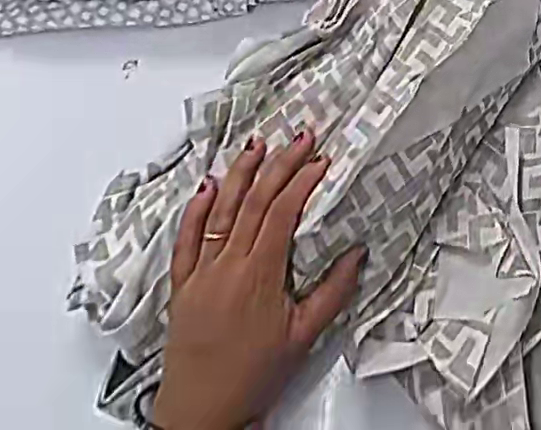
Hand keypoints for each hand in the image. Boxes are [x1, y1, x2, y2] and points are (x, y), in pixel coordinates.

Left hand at [150, 131, 366, 429]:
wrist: (201, 418)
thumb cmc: (254, 377)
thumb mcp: (304, 336)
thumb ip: (334, 291)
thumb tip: (359, 251)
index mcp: (259, 276)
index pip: (282, 212)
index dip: (302, 181)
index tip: (322, 161)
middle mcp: (227, 268)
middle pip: (255, 202)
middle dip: (281, 164)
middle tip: (301, 138)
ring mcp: (200, 275)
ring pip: (220, 212)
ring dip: (240, 174)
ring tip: (257, 145)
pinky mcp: (181, 287)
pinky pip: (185, 241)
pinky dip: (196, 210)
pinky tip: (208, 185)